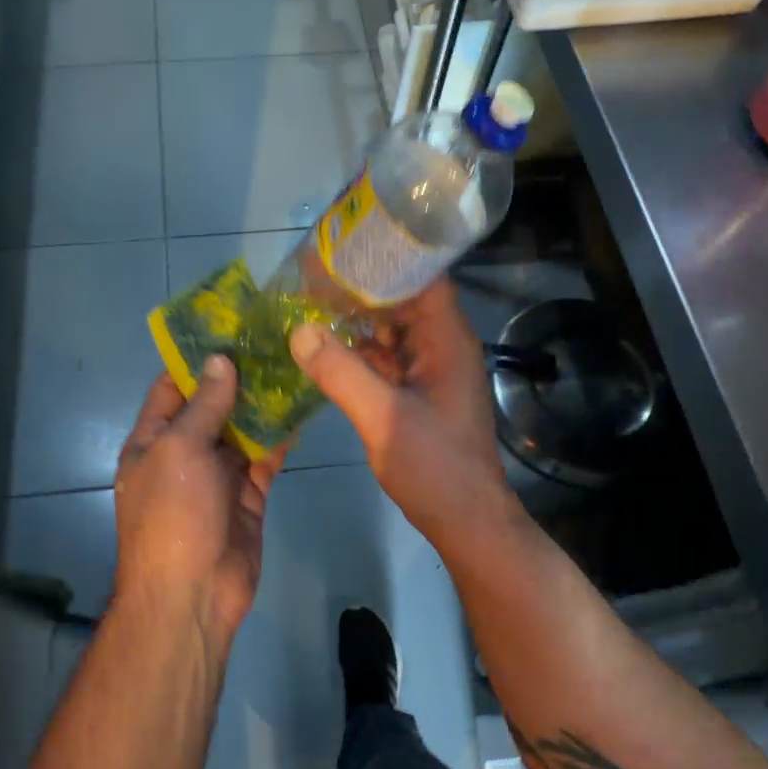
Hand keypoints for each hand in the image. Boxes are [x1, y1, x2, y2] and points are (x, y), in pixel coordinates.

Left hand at [114, 357, 283, 644]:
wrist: (193, 594)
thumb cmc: (173, 515)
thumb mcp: (179, 450)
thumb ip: (203, 405)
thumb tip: (219, 361)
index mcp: (152, 441)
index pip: (172, 388)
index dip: (198, 359)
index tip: (232, 328)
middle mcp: (183, 454)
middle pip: (212, 407)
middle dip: (239, 378)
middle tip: (275, 341)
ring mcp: (217, 476)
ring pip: (242, 431)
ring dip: (263, 404)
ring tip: (294, 365)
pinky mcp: (248, 496)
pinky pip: (265, 459)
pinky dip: (280, 438)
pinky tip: (302, 409)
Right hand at [289, 281, 513, 540]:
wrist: (468, 521)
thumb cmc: (435, 467)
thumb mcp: (383, 418)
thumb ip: (341, 373)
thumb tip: (299, 331)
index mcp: (446, 341)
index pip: (423, 278)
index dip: (388, 258)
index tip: (345, 246)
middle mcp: (443, 347)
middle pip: (405, 300)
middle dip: (362, 287)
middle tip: (314, 273)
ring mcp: (432, 372)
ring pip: (393, 331)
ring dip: (358, 319)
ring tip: (311, 303)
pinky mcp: (420, 395)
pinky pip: (389, 360)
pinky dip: (361, 351)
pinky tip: (326, 348)